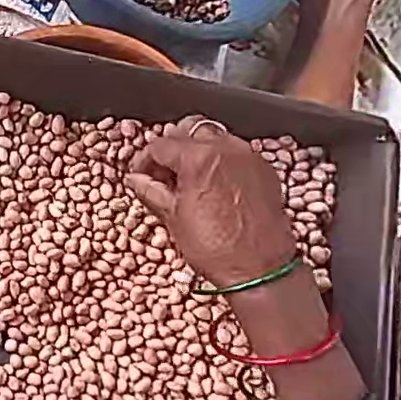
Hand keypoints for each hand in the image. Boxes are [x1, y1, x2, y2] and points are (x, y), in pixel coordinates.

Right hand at [126, 117, 296, 287]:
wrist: (259, 269)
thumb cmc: (215, 247)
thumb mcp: (172, 217)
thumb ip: (150, 190)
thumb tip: (136, 180)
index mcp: (199, 157)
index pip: (160, 145)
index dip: (143, 160)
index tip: (139, 175)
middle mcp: (226, 149)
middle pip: (188, 130)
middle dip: (170, 148)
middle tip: (160, 174)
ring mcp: (249, 157)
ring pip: (214, 137)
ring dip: (195, 151)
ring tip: (185, 179)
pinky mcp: (264, 170)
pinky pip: (235, 152)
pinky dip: (218, 160)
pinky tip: (210, 185)